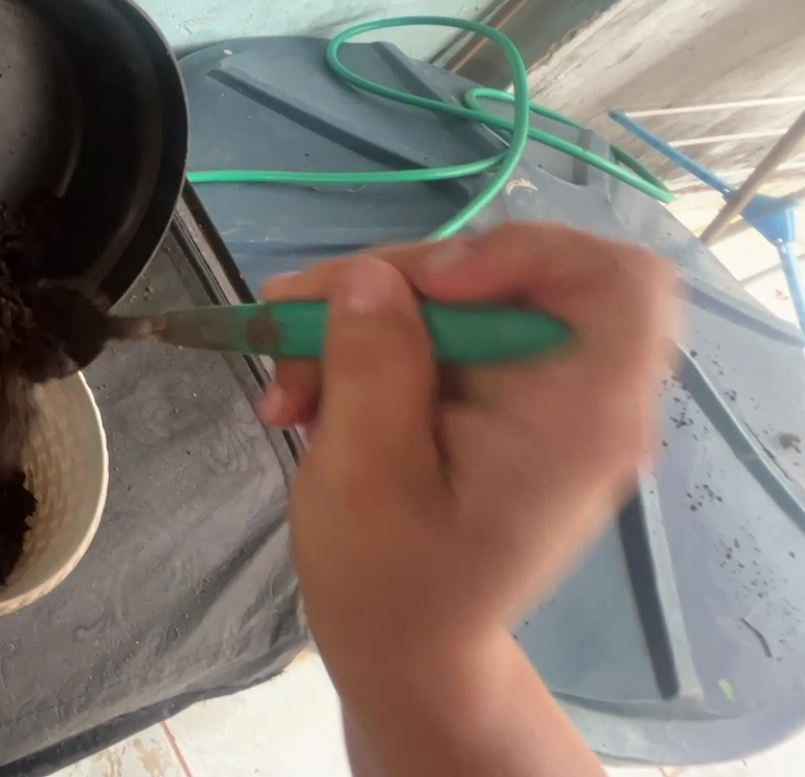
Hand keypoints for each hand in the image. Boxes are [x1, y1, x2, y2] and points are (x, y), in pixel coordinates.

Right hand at [258, 223, 676, 684]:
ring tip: (283, 386)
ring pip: (426, 301)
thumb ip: (372, 369)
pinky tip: (297, 394)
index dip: (514, 254)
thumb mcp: (366, 473)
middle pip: (485, 276)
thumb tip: (365, 278)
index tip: (416, 285)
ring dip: (338, 325)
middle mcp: (558, 390)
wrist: (395, 637)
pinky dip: (340, 350)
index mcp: (575, 415)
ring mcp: (509, 392)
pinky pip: (403, 335)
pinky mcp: (465, 397)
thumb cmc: (388, 575)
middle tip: (287, 322)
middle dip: (373, 292)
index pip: (609, 281)